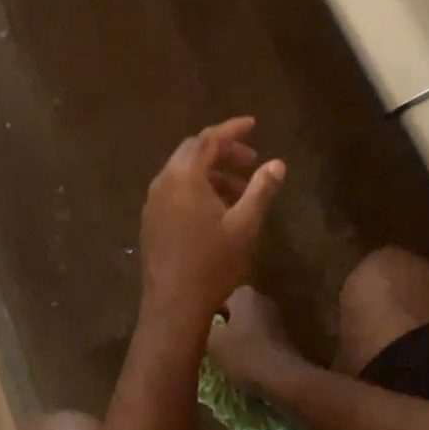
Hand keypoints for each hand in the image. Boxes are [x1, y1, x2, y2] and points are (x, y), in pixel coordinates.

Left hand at [138, 117, 284, 328]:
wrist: (174, 305)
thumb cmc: (213, 262)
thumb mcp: (245, 225)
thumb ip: (261, 190)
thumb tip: (277, 163)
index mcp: (184, 176)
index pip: (208, 139)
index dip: (232, 129)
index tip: (253, 124)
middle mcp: (163, 182)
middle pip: (193, 152)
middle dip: (223, 151)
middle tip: (251, 160)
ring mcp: (153, 201)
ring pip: (183, 172)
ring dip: (212, 173)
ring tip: (241, 191)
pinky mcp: (151, 220)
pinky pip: (175, 190)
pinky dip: (197, 188)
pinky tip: (218, 209)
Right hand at [208, 286, 307, 391]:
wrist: (284, 380)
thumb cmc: (245, 355)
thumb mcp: (213, 342)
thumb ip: (206, 328)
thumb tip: (206, 326)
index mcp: (244, 293)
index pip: (217, 303)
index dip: (209, 322)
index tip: (205, 338)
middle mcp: (262, 299)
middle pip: (234, 314)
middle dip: (225, 329)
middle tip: (215, 349)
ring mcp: (276, 318)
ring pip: (248, 328)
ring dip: (239, 341)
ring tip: (230, 361)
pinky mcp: (285, 337)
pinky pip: (260, 340)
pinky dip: (253, 350)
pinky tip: (248, 366)